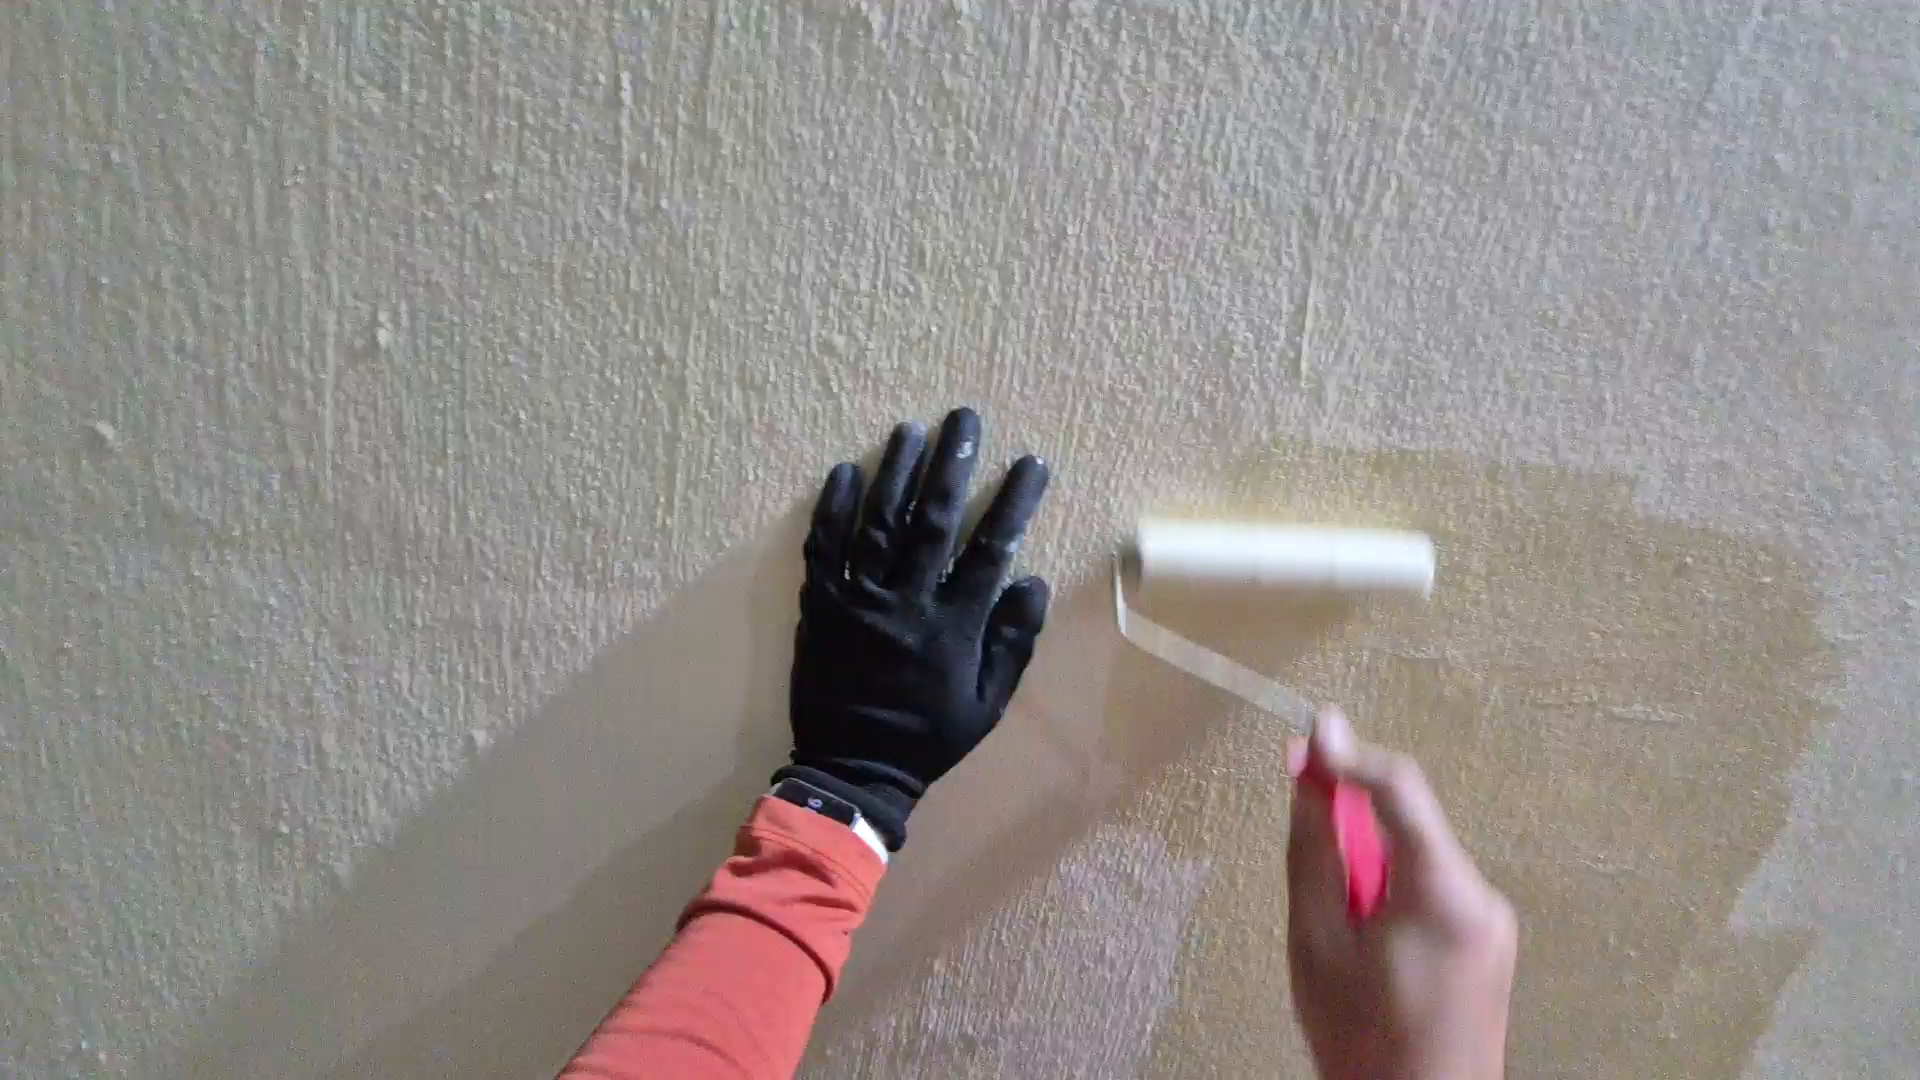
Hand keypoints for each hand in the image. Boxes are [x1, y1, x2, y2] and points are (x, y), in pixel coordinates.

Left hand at [777, 407, 1050, 849]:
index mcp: (954, 626)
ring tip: (911, 429)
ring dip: (896, 472)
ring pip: (878, 524)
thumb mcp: (989, 703)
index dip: (1013, 502)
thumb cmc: (929, 736)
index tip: (1030, 463)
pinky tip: (845, 471)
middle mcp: (907, 603)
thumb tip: (1033, 580)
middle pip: (933, 521)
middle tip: (964, 419)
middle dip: (952, 465)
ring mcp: (859, 602)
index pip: (991, 549)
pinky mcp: (821, 607)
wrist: (853, 769)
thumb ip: (1013, 642)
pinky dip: (833, 509)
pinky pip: (824, 550)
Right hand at [1287, 706, 1517, 1079]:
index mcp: (1444, 893)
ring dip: (1360, 850)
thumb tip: (1310, 773)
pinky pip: (1422, 877)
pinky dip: (1380, 877)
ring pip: (1408, 847)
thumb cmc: (1360, 1033)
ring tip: (1327, 903)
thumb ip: (1313, 844)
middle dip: (1347, 807)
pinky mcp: (1483, 937)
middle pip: (1404, 817)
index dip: (1348, 752)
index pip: (1398, 788)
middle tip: (1296, 798)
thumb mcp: (1316, 933)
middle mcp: (1480, 896)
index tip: (1305, 731)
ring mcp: (1488, 919)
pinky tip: (1356, 921)